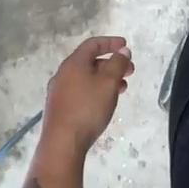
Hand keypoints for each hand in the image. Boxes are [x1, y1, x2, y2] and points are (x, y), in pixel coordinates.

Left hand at [40, 36, 133, 161]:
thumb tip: (122, 50)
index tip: (126, 46)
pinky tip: (105, 103)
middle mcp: (63, 74)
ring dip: (105, 79)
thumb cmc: (88, 108)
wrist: (62, 144)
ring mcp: (59, 92)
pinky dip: (95, 90)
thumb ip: (118, 63)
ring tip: (122, 89)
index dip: (111, 42)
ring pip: (86, 78)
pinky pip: (80, 91)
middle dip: (112, 64)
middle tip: (129, 72)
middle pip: (89, 61)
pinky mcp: (59, 108)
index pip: (92, 44)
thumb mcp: (109, 82)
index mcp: (73, 64)